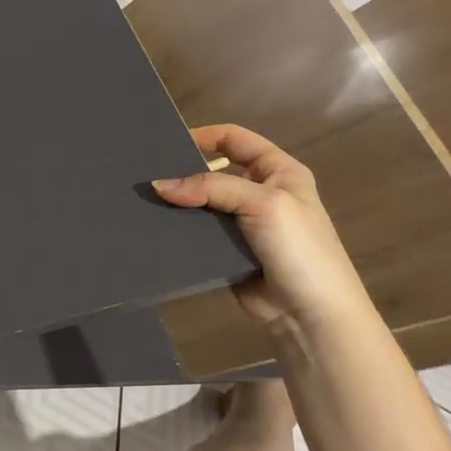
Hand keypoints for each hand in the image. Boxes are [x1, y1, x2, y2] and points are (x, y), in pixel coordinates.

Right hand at [152, 124, 375, 334]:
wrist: (310, 314)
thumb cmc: (300, 249)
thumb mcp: (263, 204)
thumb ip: (212, 187)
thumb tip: (159, 185)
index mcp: (280, 173)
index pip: (234, 139)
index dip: (202, 136)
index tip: (165, 145)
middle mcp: (261, 193)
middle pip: (211, 170)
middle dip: (180, 171)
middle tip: (143, 174)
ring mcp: (242, 223)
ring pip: (200, 202)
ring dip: (176, 203)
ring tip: (140, 201)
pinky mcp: (225, 250)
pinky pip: (194, 231)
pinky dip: (176, 229)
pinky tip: (151, 227)